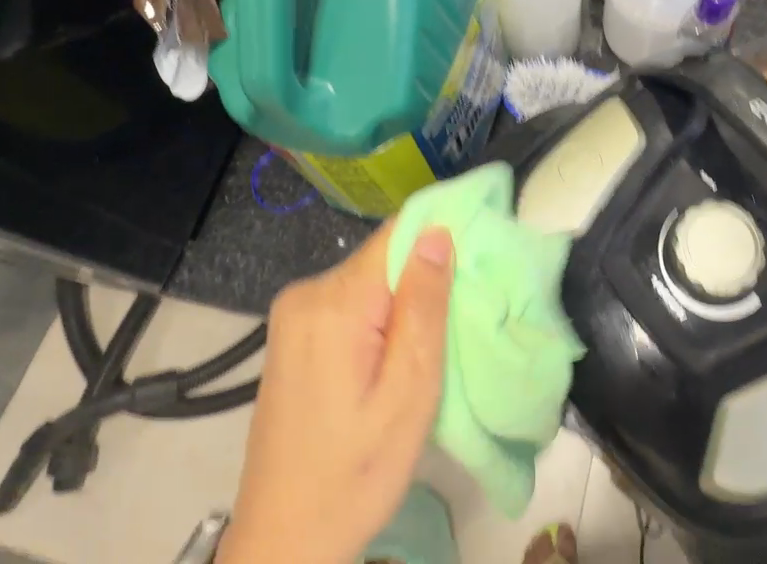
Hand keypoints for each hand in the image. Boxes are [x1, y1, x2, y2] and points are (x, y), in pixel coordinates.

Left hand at [220, 223, 454, 563]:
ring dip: (406, 302)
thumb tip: (439, 233)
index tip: (482, 259)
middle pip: (385, 258)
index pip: (399, 234)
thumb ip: (424, 307)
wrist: (284, 541)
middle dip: (427, 279)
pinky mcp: (293, 337)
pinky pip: (350, 305)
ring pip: (371, 282)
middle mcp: (306, 294)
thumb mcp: (409, 393)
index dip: (444, 237)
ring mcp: (293, 316)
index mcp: (334, 303)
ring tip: (435, 344)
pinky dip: (381, 319)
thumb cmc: (356, 474)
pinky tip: (398, 357)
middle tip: (464, 319)